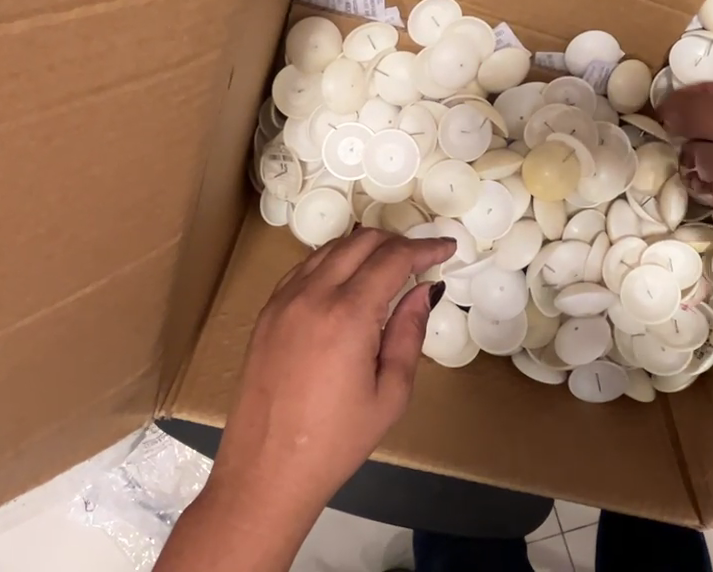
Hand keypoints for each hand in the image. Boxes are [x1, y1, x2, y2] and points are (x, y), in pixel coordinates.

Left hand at [211, 228, 456, 515]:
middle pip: (361, 241)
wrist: (266, 471)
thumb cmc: (336, 442)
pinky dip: (333, 260)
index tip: (446, 247)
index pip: (394, 258)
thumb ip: (409, 333)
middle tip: (421, 258)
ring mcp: (284, 300)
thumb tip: (424, 290)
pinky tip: (347, 278)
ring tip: (388, 264)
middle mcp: (313, 295)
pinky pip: (304, 266)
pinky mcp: (267, 311)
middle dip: (397, 242)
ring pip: (331, 248)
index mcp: (348, 314)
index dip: (425, 248)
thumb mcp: (390, 394)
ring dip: (364, 246)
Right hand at [657, 82, 712, 206]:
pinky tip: (690, 168)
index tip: (660, 110)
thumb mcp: (711, 119)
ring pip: (700, 135)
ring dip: (686, 143)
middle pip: (701, 111)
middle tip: (667, 131)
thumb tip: (665, 108)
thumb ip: (686, 106)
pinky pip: (704, 157)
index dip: (680, 96)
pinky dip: (694, 161)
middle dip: (682, 121)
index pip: (703, 88)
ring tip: (680, 153)